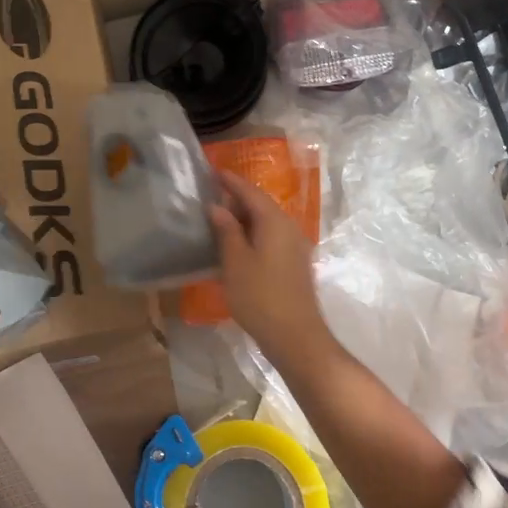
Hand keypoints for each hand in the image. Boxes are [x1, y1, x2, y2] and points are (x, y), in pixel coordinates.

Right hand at [207, 171, 329, 360]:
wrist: (295, 337)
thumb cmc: (260, 296)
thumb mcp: (235, 262)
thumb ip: (226, 231)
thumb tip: (217, 206)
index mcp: (274, 221)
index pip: (250, 192)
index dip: (231, 181)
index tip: (213, 171)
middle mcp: (289, 228)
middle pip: (261, 205)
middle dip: (237, 199)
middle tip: (211, 195)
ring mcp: (295, 247)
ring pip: (267, 223)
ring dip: (244, 218)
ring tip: (220, 219)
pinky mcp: (294, 264)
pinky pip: (271, 238)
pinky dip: (253, 234)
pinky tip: (237, 245)